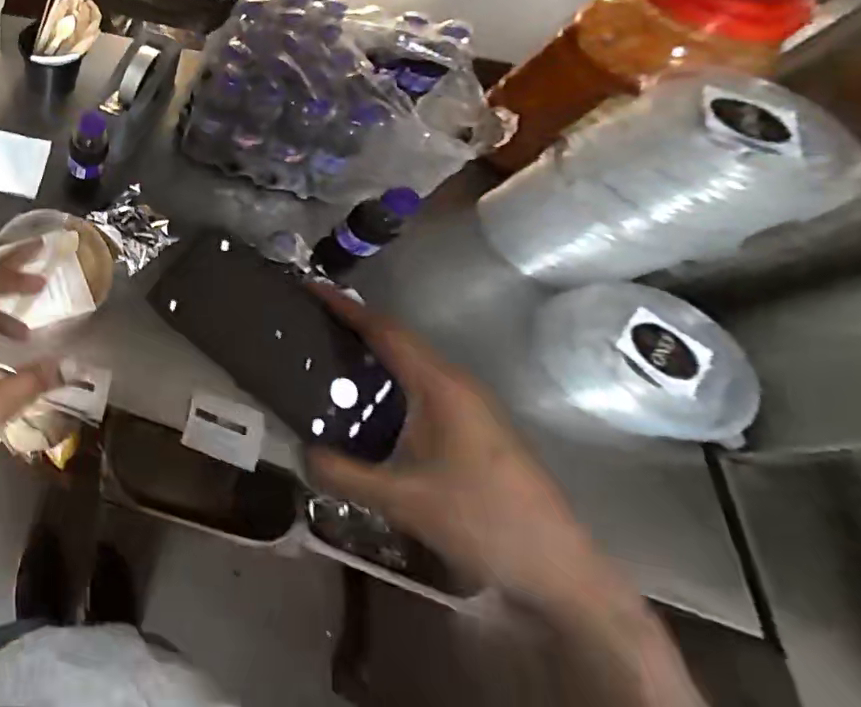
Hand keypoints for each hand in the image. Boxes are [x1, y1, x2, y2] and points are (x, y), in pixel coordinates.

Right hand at [304, 285, 623, 610]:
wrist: (560, 571)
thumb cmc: (482, 522)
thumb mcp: (400, 500)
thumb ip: (342, 473)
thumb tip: (300, 452)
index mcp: (440, 387)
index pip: (385, 331)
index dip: (345, 307)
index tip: (309, 288)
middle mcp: (457, 385)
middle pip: (398, 341)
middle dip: (353, 326)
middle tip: (308, 324)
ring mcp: (471, 406)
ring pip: (411, 365)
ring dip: (371, 355)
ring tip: (327, 357)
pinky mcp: (474, 427)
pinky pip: (421, 387)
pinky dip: (387, 381)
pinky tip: (365, 404)